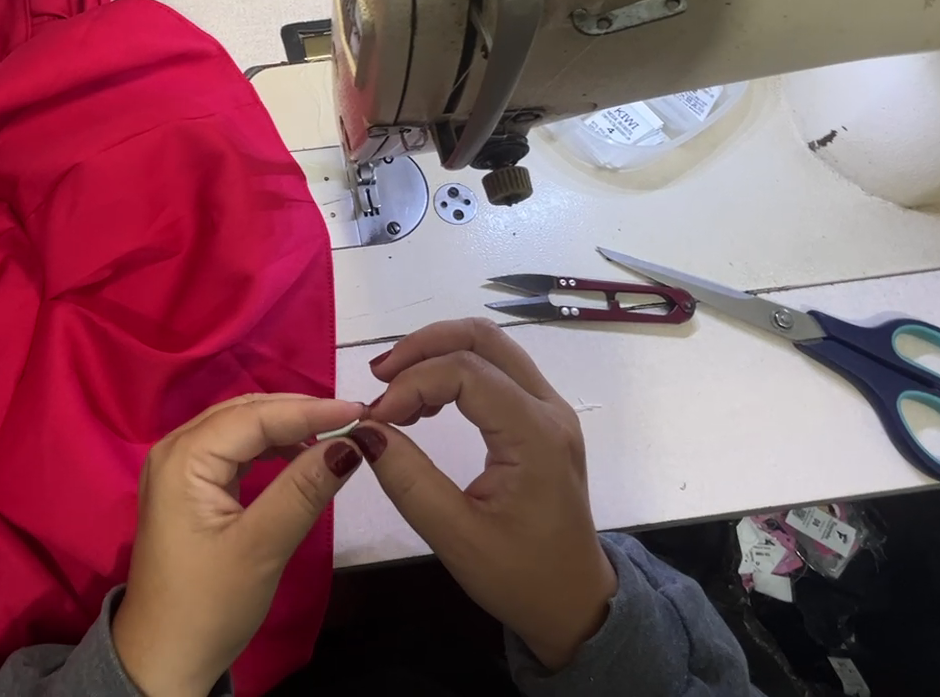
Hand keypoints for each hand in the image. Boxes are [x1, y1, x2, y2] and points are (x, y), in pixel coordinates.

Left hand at [113, 394, 366, 696]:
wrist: (162, 661)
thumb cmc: (207, 606)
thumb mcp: (261, 548)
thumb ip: (303, 491)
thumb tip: (350, 445)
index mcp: (183, 458)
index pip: (254, 416)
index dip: (308, 411)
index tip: (357, 410)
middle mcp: (175, 449)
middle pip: (244, 413)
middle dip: (297, 411)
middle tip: (349, 417)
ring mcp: (179, 466)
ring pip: (239, 427)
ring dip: (284, 426)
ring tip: (331, 432)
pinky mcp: (188, 485)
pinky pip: (233, 449)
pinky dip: (268, 446)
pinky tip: (298, 454)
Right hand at [357, 319, 618, 669]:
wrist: (575, 603)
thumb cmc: (520, 576)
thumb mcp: (455, 537)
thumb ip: (407, 478)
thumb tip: (364, 429)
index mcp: (536, 437)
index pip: (466, 372)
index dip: (412, 383)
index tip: (375, 418)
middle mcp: (549, 407)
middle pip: (481, 337)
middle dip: (422, 345)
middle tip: (380, 375)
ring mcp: (549, 406)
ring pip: (488, 344)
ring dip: (435, 352)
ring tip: (395, 388)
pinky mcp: (539, 414)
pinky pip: (494, 366)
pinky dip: (452, 367)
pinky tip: (424, 403)